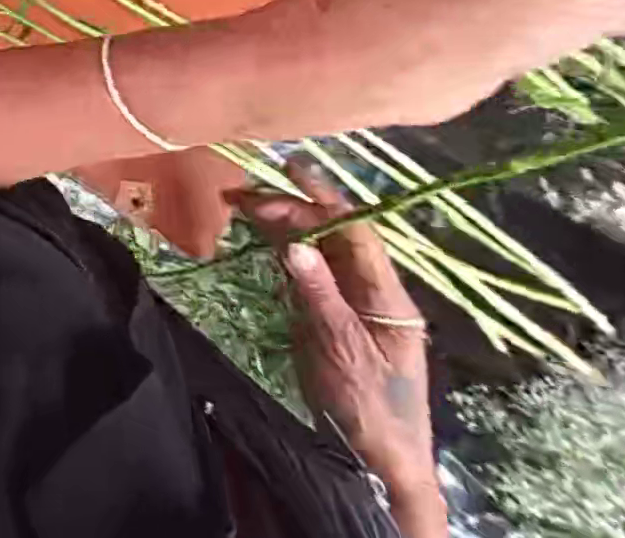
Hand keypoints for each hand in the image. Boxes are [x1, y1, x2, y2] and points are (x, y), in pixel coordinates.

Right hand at [239, 162, 445, 537]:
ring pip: (312, 244)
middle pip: (329, 232)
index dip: (324, 196)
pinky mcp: (326, 308)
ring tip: (238, 202)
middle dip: (289, 206)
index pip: (355, 231)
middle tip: (241, 194)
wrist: (377, 455)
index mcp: (386, 295)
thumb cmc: (368, 404)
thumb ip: (319, 295)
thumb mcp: (342, 350)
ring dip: (278, 220)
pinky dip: (276, 243)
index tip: (288, 169)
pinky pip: (302, 264)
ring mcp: (347, 297)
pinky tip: (254, 230)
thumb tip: (293, 244)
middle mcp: (368, 287)